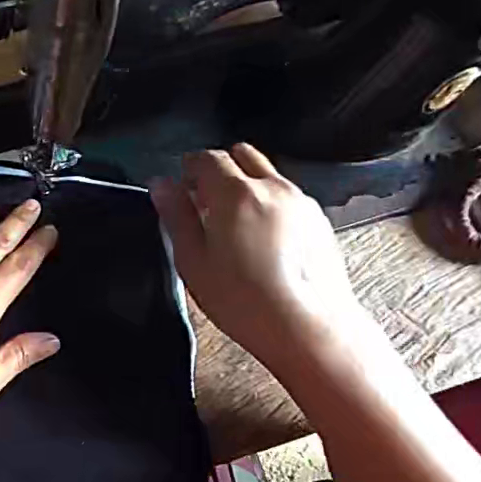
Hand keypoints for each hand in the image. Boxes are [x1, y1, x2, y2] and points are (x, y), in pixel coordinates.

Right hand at [149, 144, 372, 364]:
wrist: (304, 326)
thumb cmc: (246, 300)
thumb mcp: (192, 259)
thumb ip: (176, 215)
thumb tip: (162, 186)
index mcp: (236, 193)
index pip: (208, 158)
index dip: (189, 167)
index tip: (181, 183)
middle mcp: (272, 189)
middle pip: (242, 155)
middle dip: (219, 169)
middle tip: (202, 199)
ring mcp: (300, 203)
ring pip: (267, 175)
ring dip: (245, 186)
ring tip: (230, 226)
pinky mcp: (318, 221)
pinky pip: (287, 197)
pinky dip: (268, 205)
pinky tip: (259, 241)